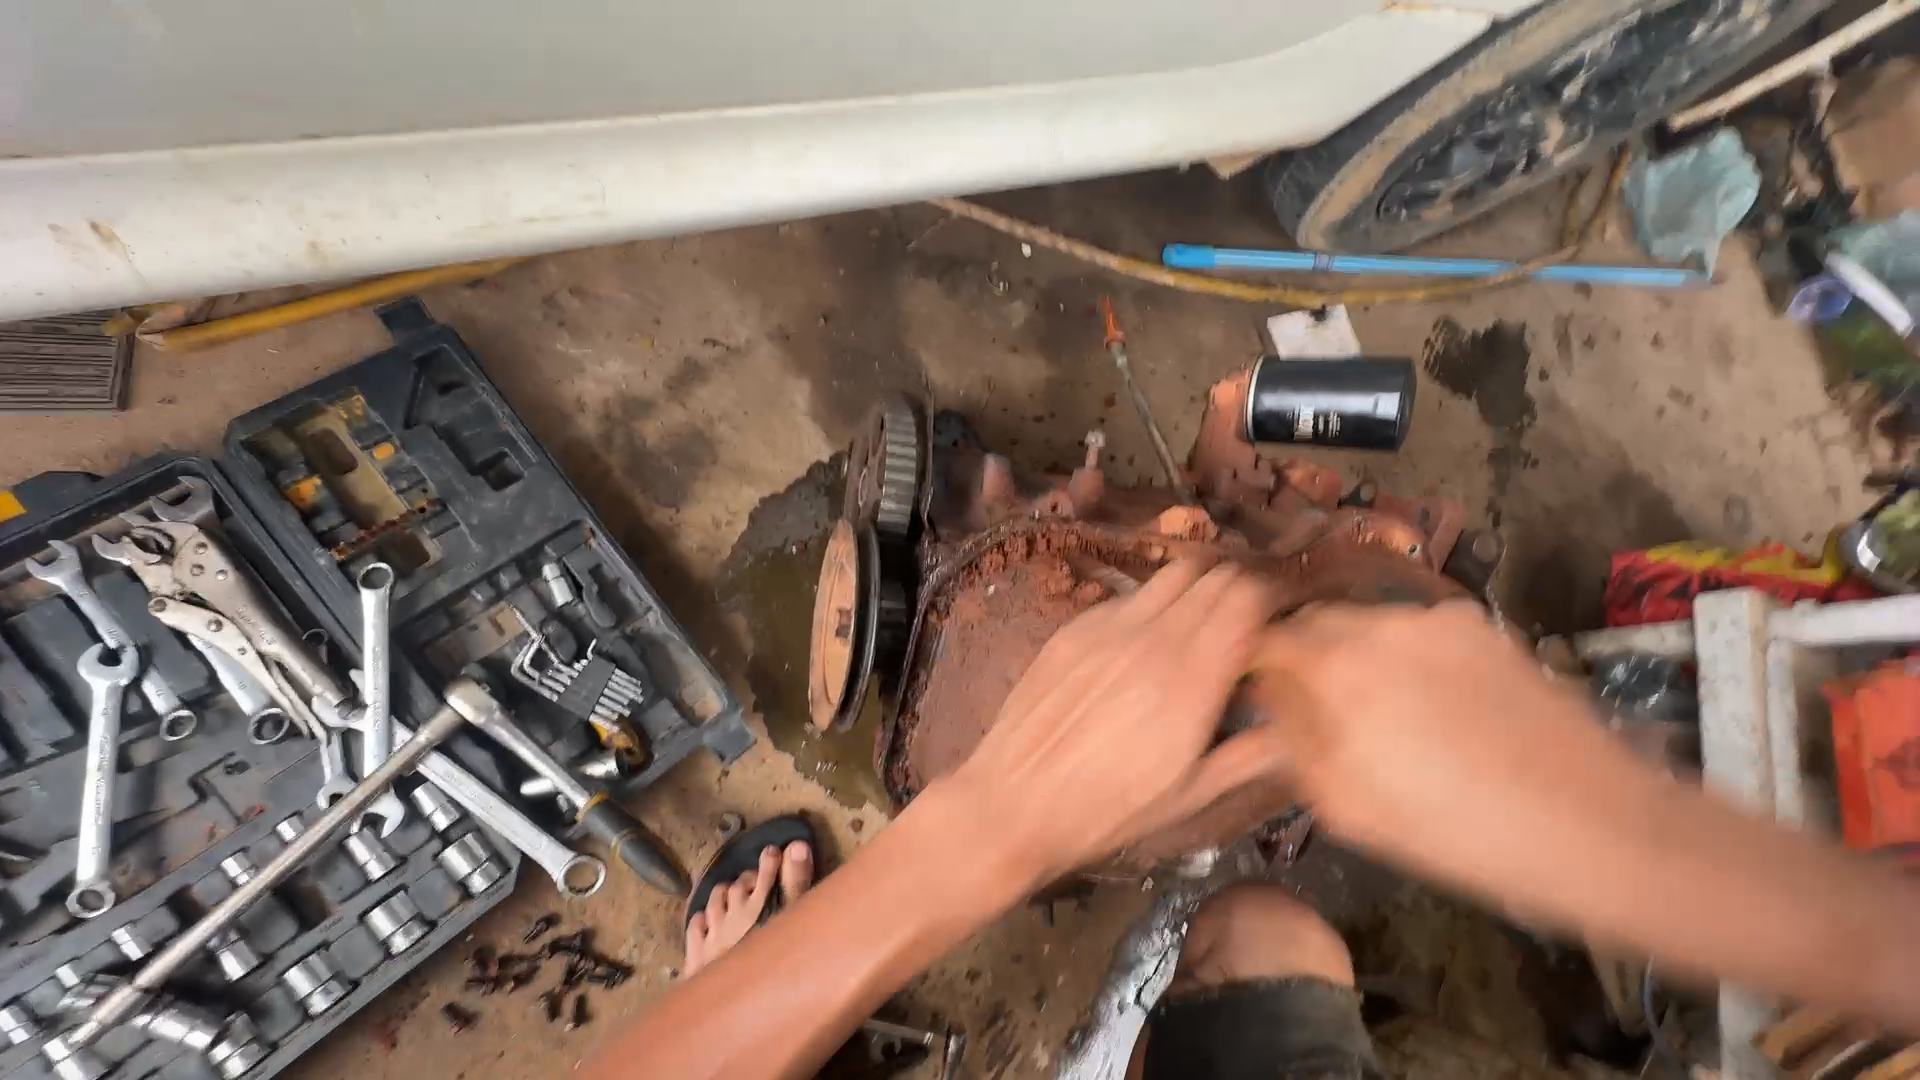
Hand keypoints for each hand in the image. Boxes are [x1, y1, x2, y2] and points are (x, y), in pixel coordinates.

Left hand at [933, 560, 1275, 885]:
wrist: (1016, 801)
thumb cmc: (1109, 809)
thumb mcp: (1189, 796)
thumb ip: (1250, 754)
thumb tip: (1294, 727)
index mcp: (1192, 680)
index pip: (1246, 600)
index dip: (1269, 602)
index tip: (1274, 623)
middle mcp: (1153, 639)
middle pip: (1214, 579)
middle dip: (1237, 593)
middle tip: (1241, 622)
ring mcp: (1109, 627)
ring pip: (1171, 576)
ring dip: (1195, 588)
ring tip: (1196, 620)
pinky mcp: (1074, 627)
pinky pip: (1127, 595)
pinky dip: (1149, 604)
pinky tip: (1142, 637)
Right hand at [1198, 602, 1663, 906]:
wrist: (1595, 826)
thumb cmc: (1450, 828)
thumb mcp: (1340, 801)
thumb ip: (1288, 736)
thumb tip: (1269, 696)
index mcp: (1334, 665)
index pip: (1261, 638)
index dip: (1249, 661)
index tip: (1253, 689)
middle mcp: (1377, 623)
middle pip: (1311, 623)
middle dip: (1301, 655)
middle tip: (1313, 703)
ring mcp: (1433, 618)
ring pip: (1364, 623)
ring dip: (1353, 654)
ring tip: (1379, 707)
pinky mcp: (1480, 626)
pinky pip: (1414, 630)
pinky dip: (1403, 654)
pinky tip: (1432, 701)